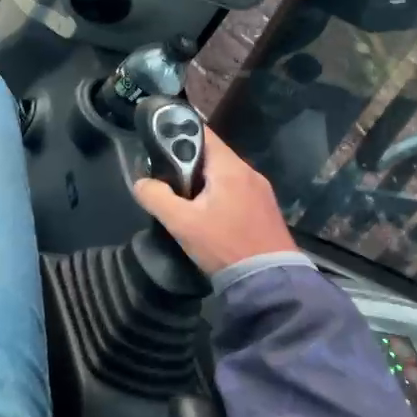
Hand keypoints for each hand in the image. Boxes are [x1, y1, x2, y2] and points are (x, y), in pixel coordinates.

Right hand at [132, 125, 294, 274]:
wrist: (273, 287)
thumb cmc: (225, 246)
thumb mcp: (180, 222)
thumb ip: (155, 196)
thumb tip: (142, 182)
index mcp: (231, 168)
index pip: (201, 132)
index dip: (176, 130)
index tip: (154, 138)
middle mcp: (250, 174)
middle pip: (210, 153)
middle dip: (184, 159)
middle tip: (162, 172)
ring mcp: (261, 192)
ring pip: (222, 173)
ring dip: (200, 178)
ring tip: (180, 194)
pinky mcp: (265, 210)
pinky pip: (234, 189)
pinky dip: (215, 192)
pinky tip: (204, 211)